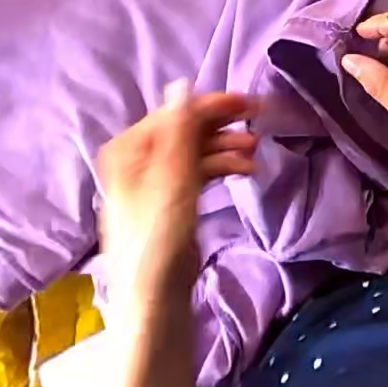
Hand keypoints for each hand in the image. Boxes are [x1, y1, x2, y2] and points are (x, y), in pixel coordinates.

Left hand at [97, 82, 256, 301]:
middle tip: (258, 123)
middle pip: (185, 130)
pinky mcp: (169, 202)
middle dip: (222, 127)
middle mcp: (137, 159)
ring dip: (225, 148)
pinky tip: (244, 170)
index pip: (175, 113)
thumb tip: (182, 84)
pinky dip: (219, 168)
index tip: (251, 102)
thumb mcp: (173, 177)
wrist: (155, 302)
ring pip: (194, 151)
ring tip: (255, 152)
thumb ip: (180, 130)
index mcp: (129, 148)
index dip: (213, 106)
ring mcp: (153, 181)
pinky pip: (196, 173)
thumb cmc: (161, 236)